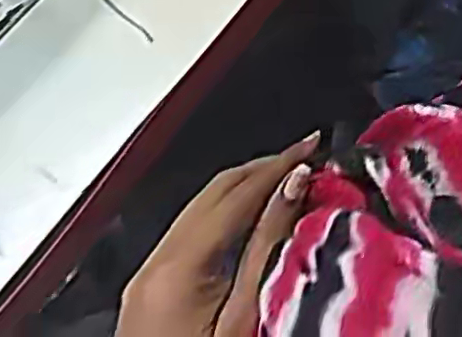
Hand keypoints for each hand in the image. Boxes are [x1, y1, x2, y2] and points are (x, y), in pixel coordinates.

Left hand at [117, 133, 319, 336]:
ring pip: (202, 204)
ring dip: (247, 185)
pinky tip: (256, 213)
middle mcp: (156, 261)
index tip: (314, 144)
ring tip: (289, 178)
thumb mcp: (246, 317)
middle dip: (264, 166)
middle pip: (217, 189)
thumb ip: (270, 243)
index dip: (280, 163)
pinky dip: (228, 209)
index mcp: (179, 265)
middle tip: (307, 156)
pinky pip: (192, 228)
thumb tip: (295, 181)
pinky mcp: (147, 289)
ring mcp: (146, 275)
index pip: (239, 191)